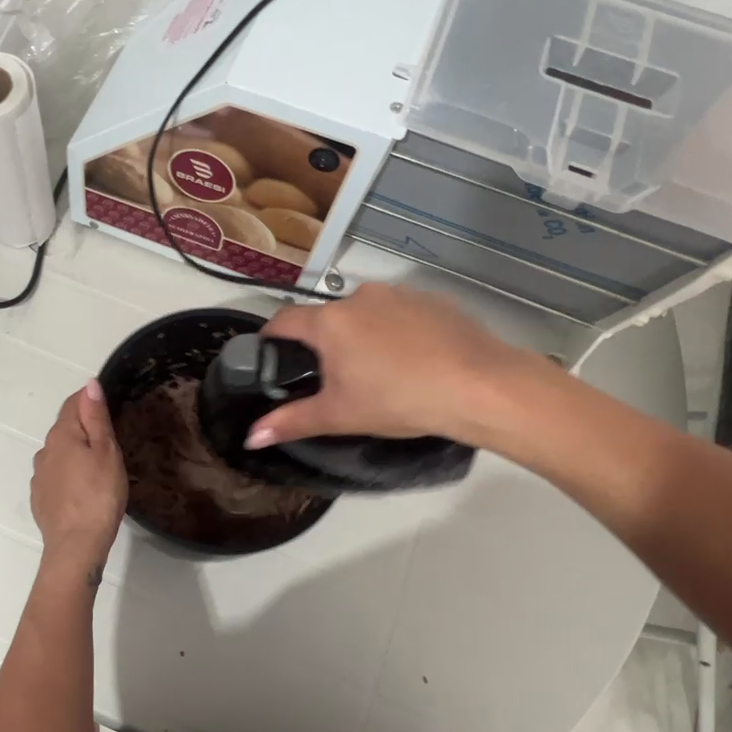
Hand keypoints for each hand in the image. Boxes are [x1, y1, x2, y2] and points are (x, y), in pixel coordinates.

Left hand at [31, 380, 127, 568]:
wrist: (75, 546)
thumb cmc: (98, 496)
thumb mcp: (106, 452)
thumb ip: (96, 418)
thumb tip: (89, 384)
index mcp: (61, 435)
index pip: (73, 403)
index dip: (90, 400)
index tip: (109, 406)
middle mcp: (44, 451)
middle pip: (65, 429)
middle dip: (84, 428)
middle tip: (111, 441)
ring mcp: (39, 476)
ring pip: (59, 454)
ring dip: (76, 453)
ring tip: (99, 468)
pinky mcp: (40, 498)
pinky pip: (56, 476)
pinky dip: (69, 475)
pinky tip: (83, 490)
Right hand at [246, 283, 545, 448]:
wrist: (480, 385)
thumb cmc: (399, 400)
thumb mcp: (340, 416)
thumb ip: (292, 422)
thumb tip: (250, 437)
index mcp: (330, 322)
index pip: (284, 320)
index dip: (271, 339)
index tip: (271, 357)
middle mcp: (360, 297)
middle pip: (327, 319)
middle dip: (325, 345)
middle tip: (336, 381)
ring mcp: (399, 294)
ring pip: (366, 315)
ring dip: (363, 337)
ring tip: (380, 374)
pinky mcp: (432, 299)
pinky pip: (400, 314)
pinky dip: (397, 333)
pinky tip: (414, 362)